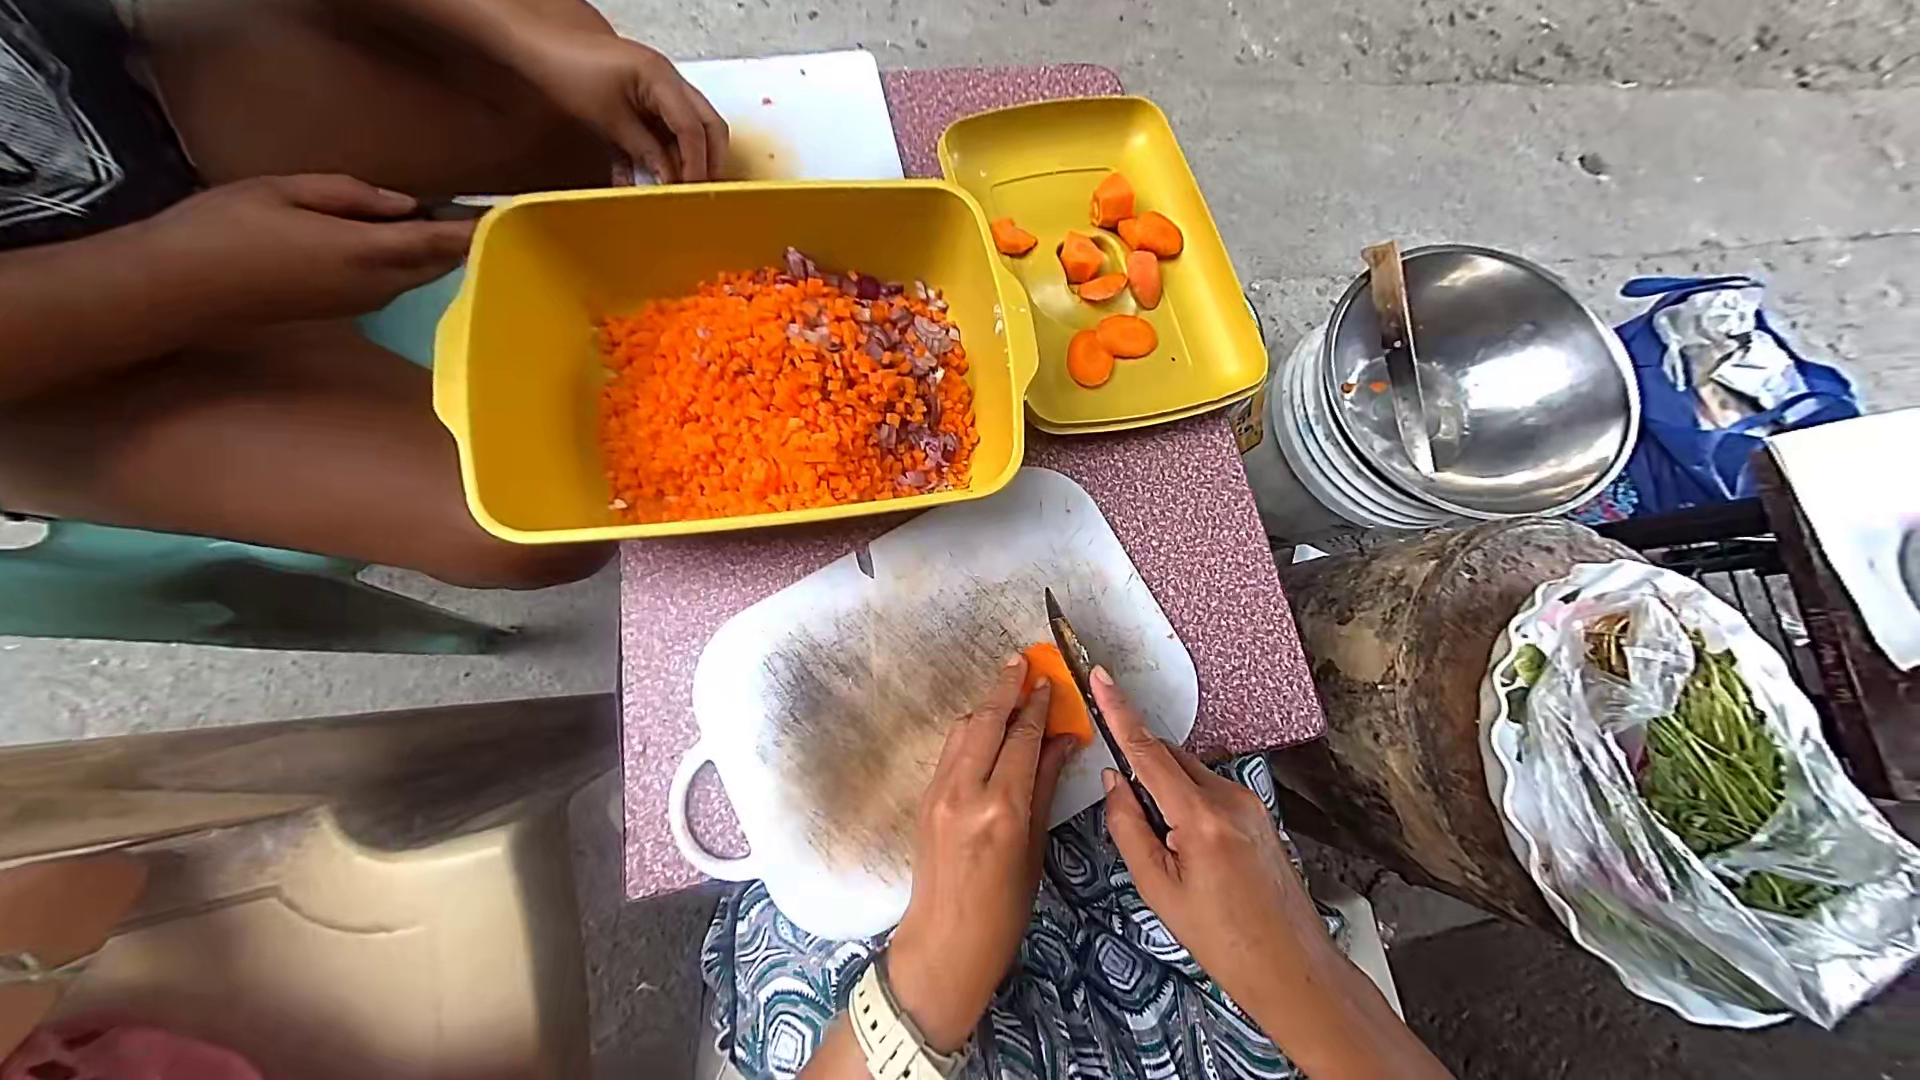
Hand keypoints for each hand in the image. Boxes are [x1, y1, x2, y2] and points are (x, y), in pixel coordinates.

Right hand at [135, 175, 473, 322]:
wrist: (188, 289)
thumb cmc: (225, 230)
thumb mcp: (280, 191)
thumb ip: (351, 195)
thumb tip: (406, 205)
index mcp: (369, 250)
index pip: (440, 242)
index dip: (473, 232)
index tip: (501, 221)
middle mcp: (384, 282)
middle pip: (440, 262)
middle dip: (456, 241)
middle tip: (461, 213)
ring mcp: (375, 300)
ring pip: (423, 274)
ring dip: (432, 252)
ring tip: (427, 222)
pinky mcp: (361, 307)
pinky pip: (400, 281)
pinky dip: (410, 263)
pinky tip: (390, 244)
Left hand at [514, 29, 727, 182]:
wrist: (540, 41)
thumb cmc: (567, 66)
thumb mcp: (609, 119)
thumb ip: (646, 151)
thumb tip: (670, 181)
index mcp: (661, 78)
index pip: (693, 130)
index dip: (696, 166)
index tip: (691, 192)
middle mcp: (670, 82)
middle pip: (710, 129)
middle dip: (709, 163)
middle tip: (699, 191)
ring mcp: (663, 91)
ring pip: (695, 133)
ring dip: (686, 161)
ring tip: (673, 186)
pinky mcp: (652, 102)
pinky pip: (670, 133)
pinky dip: (664, 156)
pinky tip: (644, 174)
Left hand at [884, 655, 1076, 1053]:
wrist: (944, 942)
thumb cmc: (1004, 908)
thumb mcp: (1035, 847)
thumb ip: (1045, 785)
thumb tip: (1064, 741)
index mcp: (1001, 808)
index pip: (1022, 740)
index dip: (1037, 708)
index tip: (1048, 684)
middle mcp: (965, 791)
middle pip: (986, 722)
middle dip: (1004, 688)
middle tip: (1021, 663)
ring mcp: (938, 791)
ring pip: (962, 729)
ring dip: (985, 704)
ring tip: (1006, 687)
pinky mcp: (924, 795)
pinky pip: (950, 749)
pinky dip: (970, 729)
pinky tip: (985, 725)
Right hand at [1097, 667, 1454, 1078]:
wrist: (1296, 973)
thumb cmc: (1225, 942)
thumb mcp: (1158, 889)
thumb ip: (1127, 825)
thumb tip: (1114, 781)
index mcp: (1201, 818)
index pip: (1147, 751)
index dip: (1118, 711)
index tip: (1101, 677)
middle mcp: (1229, 798)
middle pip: (1167, 756)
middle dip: (1140, 763)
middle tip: (1128, 805)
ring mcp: (1248, 802)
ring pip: (1187, 770)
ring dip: (1164, 785)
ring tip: (1168, 844)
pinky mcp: (1256, 811)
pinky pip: (1207, 785)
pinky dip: (1185, 797)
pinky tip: (1189, 843)